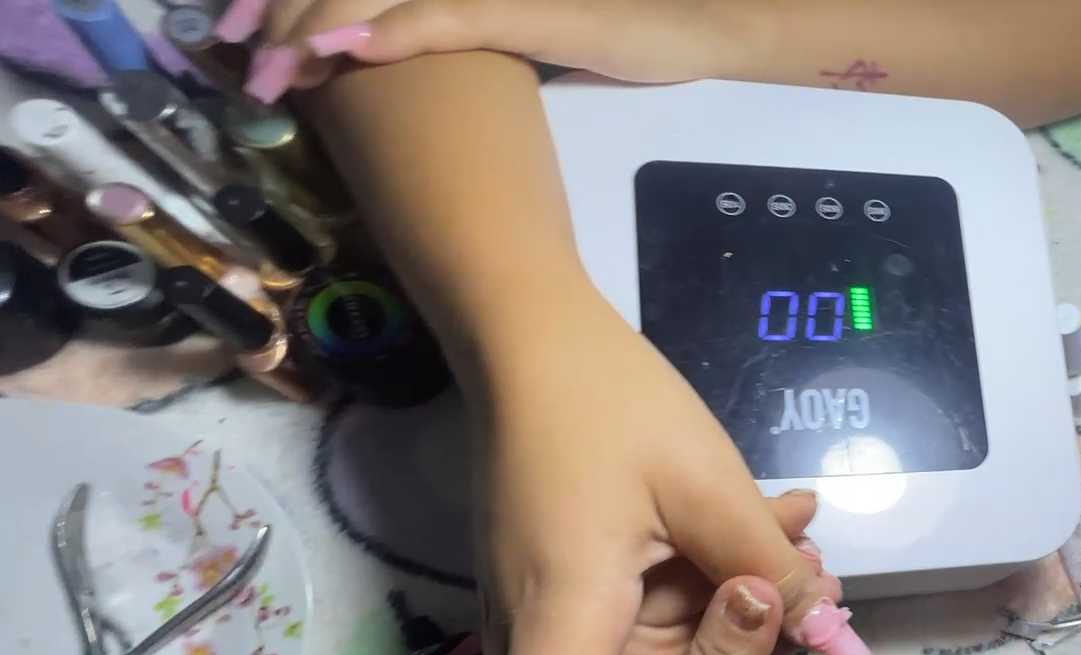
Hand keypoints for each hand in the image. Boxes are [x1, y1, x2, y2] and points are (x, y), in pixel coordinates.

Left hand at [219, 0, 740, 101]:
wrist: (689, 28)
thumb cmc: (626, 36)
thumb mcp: (544, 40)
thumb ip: (492, 41)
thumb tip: (457, 70)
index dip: (304, 2)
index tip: (261, 36)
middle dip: (285, 14)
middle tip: (240, 56)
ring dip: (316, 27)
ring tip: (269, 64)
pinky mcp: (528, 14)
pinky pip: (446, 19)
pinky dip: (392, 32)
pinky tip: (343, 50)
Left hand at [348, 558, 799, 654]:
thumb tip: (762, 584)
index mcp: (608, 638)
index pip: (666, 568)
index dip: (719, 535)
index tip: (778, 510)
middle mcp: (649, 632)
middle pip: (710, 573)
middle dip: (761, 550)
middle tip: (809, 520)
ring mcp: (695, 652)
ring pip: (744, 600)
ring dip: (786, 583)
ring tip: (825, 560)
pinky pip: (768, 635)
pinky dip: (798, 620)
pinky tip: (827, 599)